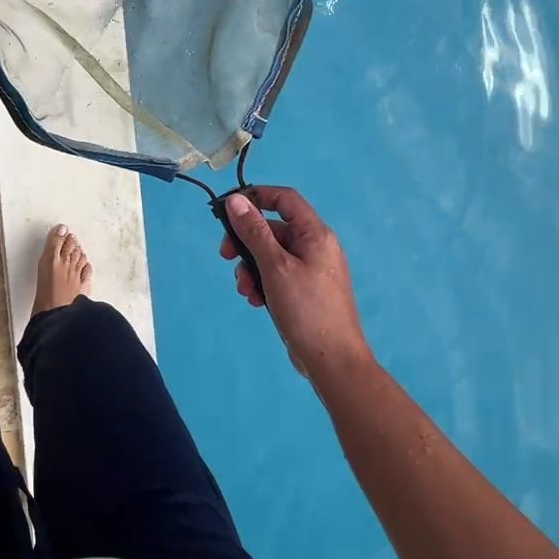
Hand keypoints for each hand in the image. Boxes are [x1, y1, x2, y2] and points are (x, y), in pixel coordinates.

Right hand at [220, 186, 371, 379]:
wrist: (333, 362)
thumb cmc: (306, 309)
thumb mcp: (275, 267)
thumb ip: (254, 232)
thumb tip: (235, 200)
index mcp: (315, 235)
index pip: (285, 199)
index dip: (257, 196)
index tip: (229, 208)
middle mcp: (315, 247)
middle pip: (273, 229)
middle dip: (246, 242)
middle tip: (225, 256)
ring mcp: (311, 270)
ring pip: (271, 254)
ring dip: (251, 267)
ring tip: (245, 290)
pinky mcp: (305, 291)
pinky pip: (277, 274)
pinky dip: (262, 282)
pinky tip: (256, 300)